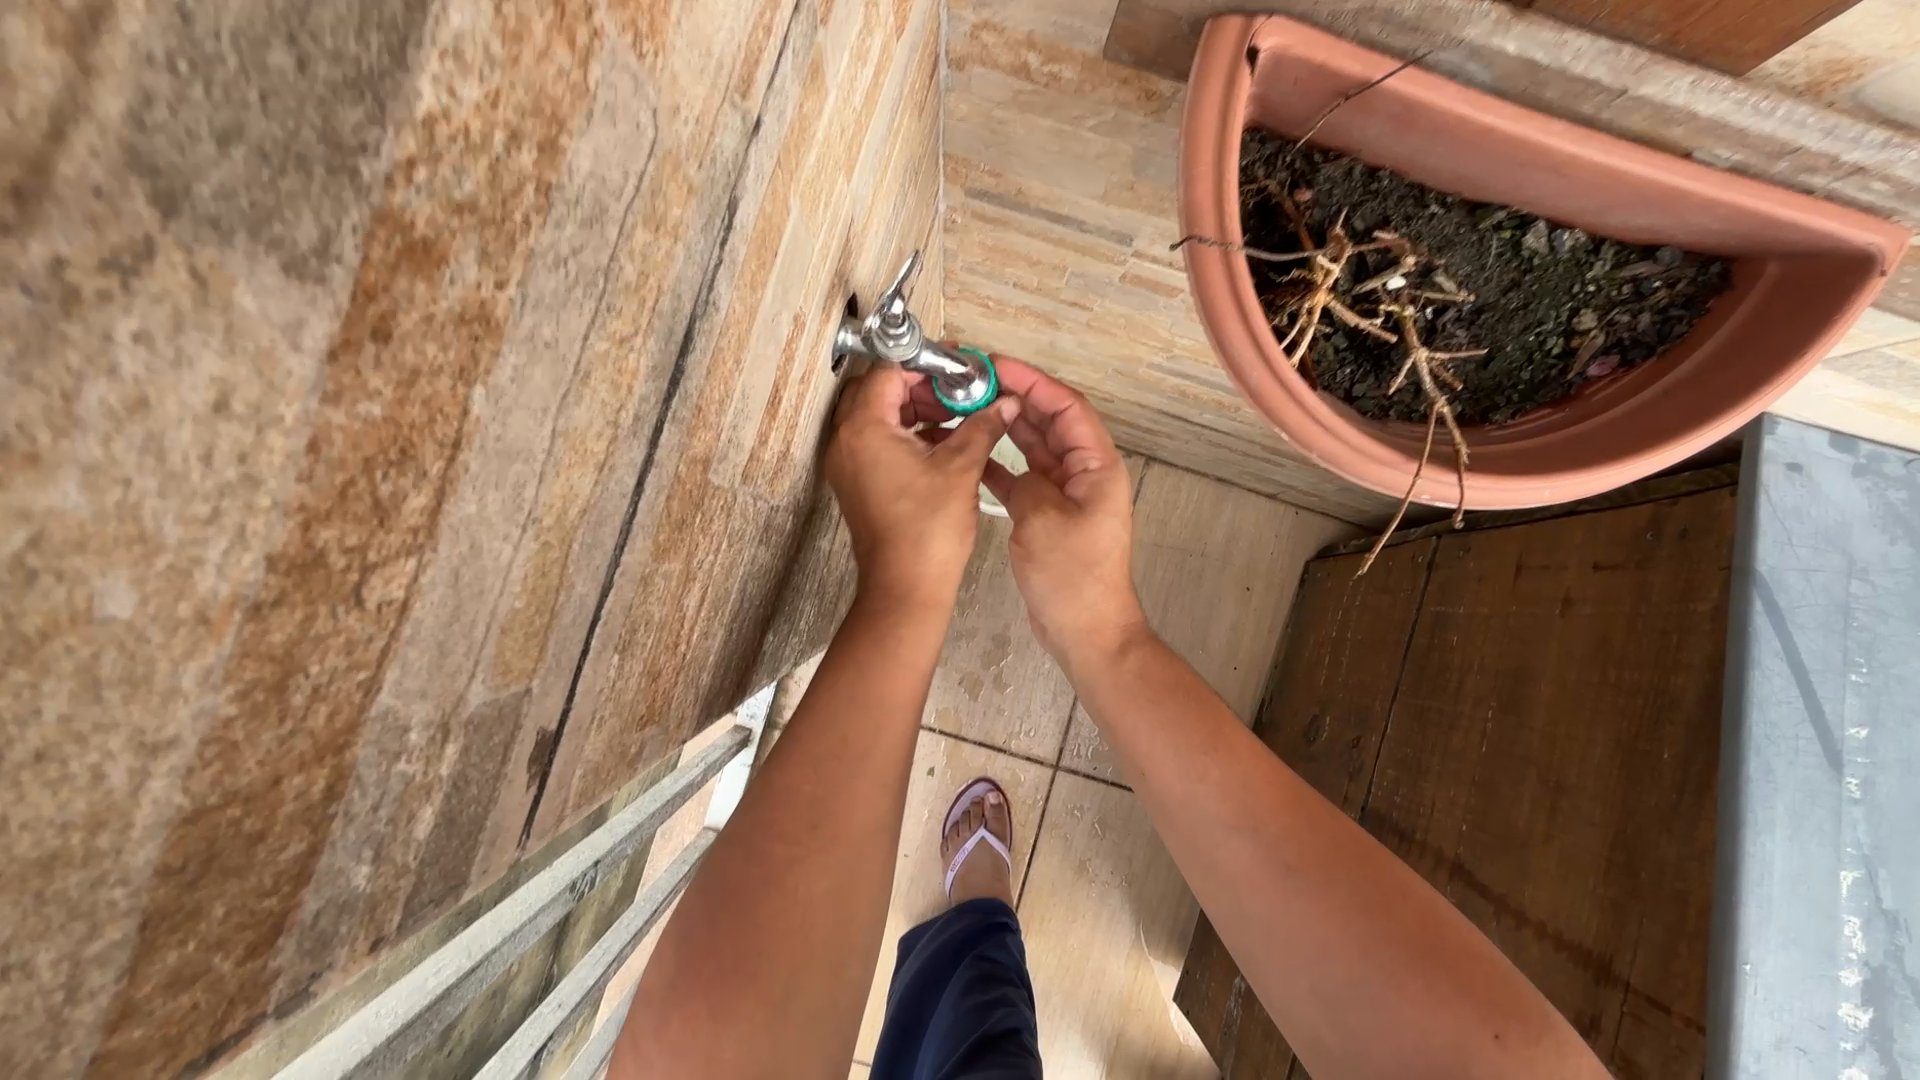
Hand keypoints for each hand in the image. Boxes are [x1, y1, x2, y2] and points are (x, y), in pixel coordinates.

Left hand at [824, 365, 1018, 608]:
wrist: (906, 586)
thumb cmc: (927, 532)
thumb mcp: (962, 468)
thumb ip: (983, 425)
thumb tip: (1005, 402)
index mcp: (865, 429)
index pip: (888, 373)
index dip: (925, 364)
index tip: (954, 364)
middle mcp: (847, 443)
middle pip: (878, 392)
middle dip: (920, 387)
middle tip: (956, 391)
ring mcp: (849, 466)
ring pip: (878, 418)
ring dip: (915, 411)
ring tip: (957, 418)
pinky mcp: (858, 484)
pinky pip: (877, 444)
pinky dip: (907, 437)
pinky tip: (944, 444)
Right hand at [979, 356, 1149, 666]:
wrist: (1085, 630)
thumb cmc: (1073, 578)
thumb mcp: (1043, 520)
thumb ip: (1025, 481)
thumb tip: (1007, 466)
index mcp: (1097, 466)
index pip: (1066, 407)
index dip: (1033, 381)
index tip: (995, 365)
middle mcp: (1085, 473)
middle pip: (1050, 422)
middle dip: (1016, 399)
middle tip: (974, 382)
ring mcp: (1066, 495)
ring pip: (1034, 448)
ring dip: (1006, 428)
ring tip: (968, 410)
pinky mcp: (1047, 515)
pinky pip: (1023, 478)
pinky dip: (1000, 465)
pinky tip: (972, 455)